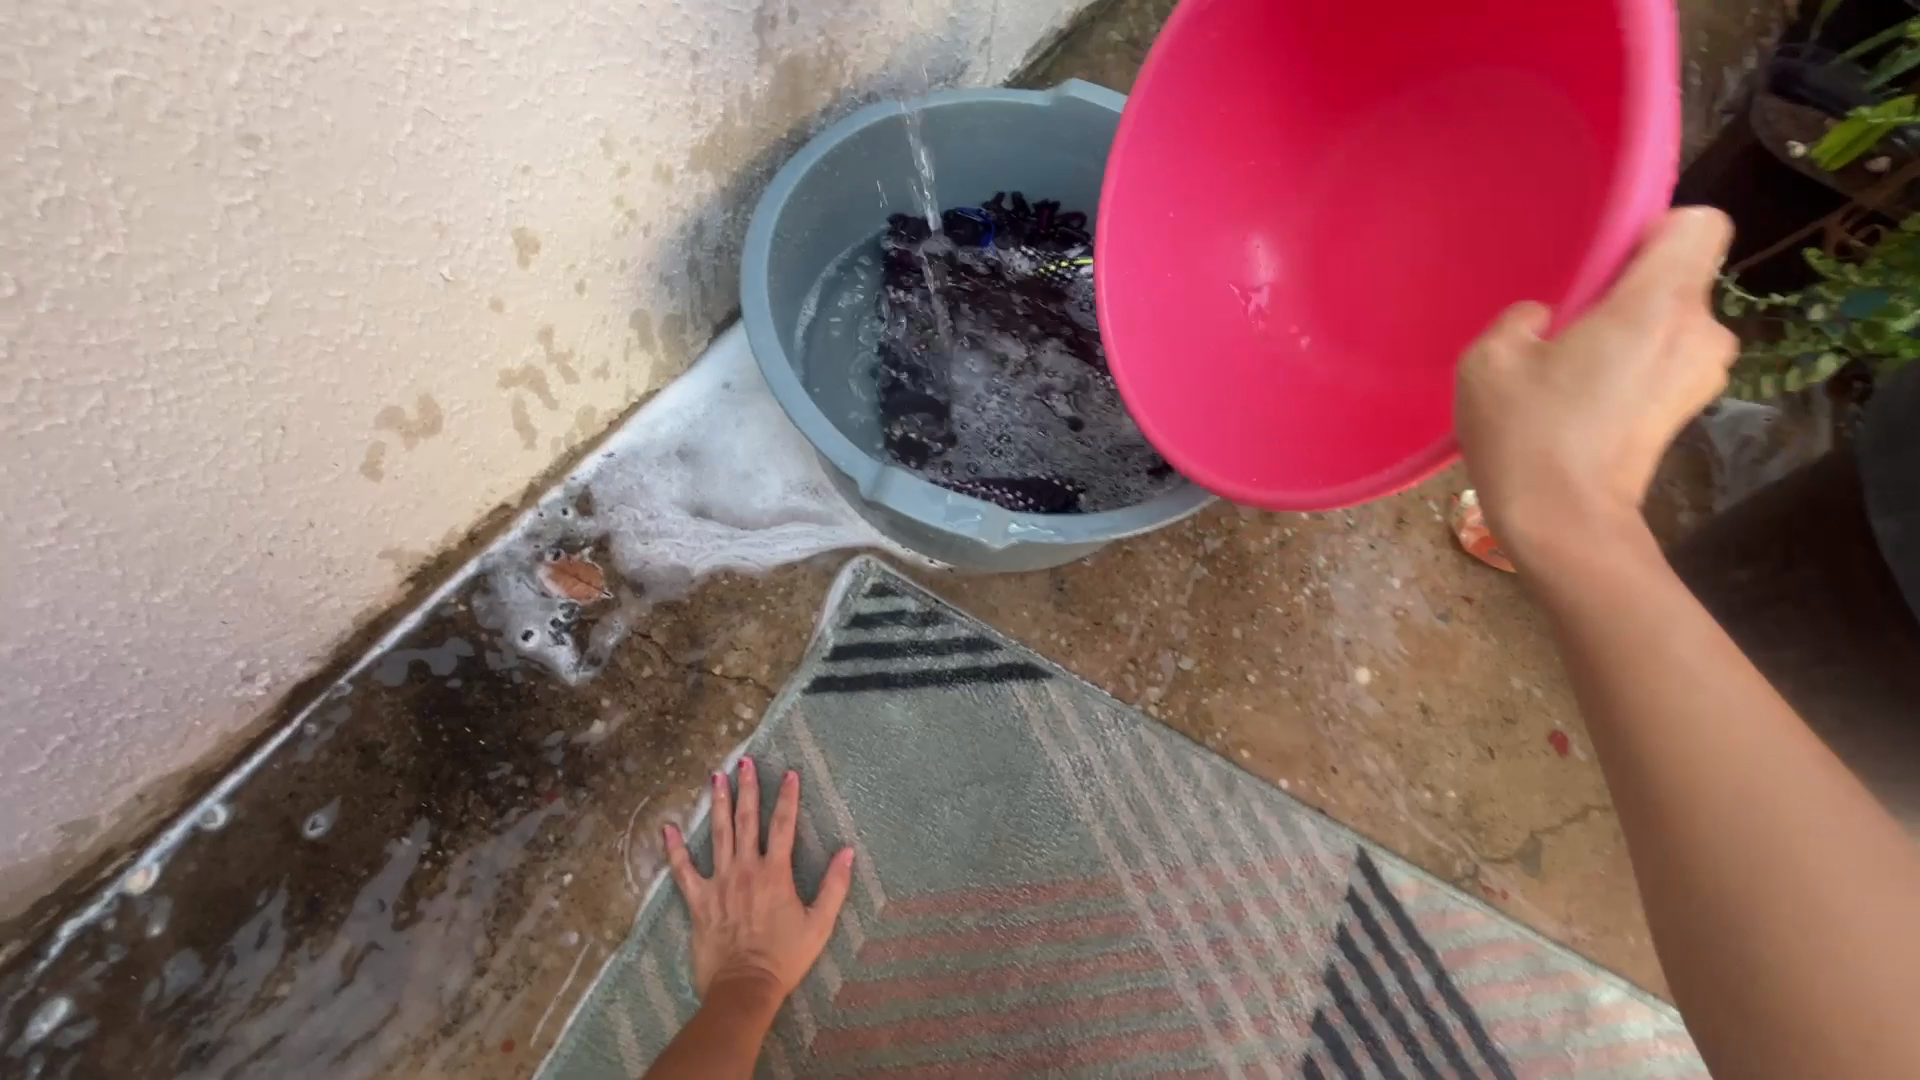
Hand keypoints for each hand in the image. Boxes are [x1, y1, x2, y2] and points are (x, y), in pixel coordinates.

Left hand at [664, 757, 854, 1003]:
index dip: (788, 798)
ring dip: (719, 804)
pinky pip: (683, 871)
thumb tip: (848, 851)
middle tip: (744, 762)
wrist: (745, 988)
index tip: (789, 773)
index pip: (784, 825)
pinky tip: (668, 828)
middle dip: (747, 789)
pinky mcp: (699, 901)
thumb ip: (834, 886)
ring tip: (716, 777)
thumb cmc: (785, 957)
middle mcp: (746, 869)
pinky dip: (675, 850)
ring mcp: (720, 883)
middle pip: (747, 820)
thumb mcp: (820, 923)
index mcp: (775, 872)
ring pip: (718, 835)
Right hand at [1455, 207, 1736, 564]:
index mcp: (1656, 304)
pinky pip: (1663, 361)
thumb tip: (1546, 317)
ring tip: (1568, 374)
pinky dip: (1629, 369)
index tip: (1601, 268)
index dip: (1650, 233)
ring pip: (1668, 324)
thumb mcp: (1487, 361)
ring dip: (1626, 335)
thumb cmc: (1525, 431)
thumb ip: (1520, 319)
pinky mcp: (1688, 408)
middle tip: (1564, 333)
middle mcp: (1700, 330)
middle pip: (1675, 280)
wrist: (1561, 517)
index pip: (1697, 224)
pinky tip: (1583, 403)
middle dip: (1625, 294)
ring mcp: (1702, 374)